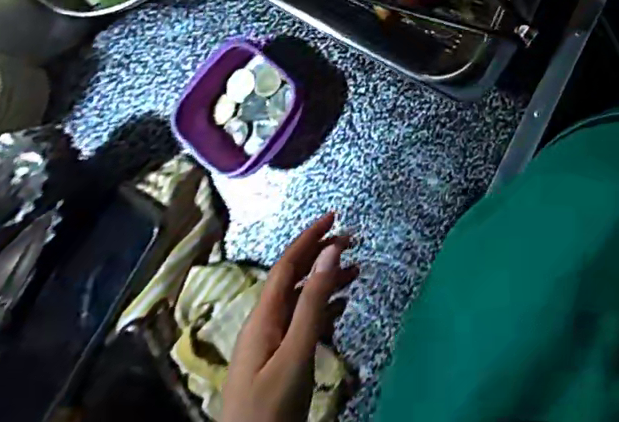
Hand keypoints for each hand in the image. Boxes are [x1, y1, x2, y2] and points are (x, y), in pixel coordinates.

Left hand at [220, 213, 357, 421]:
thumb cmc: (270, 409)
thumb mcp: (295, 354)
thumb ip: (312, 303)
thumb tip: (329, 251)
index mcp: (263, 315)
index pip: (286, 263)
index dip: (309, 236)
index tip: (334, 216)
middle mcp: (264, 322)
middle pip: (293, 277)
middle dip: (320, 255)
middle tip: (352, 241)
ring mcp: (269, 344)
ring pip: (299, 300)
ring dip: (325, 282)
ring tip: (356, 272)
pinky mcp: (277, 364)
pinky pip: (301, 323)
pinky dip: (322, 310)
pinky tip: (340, 309)